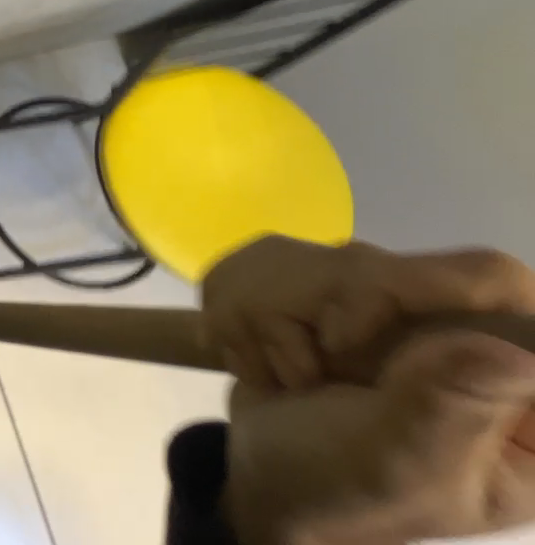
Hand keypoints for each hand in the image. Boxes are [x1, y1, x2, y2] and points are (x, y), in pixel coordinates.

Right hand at [203, 236, 534, 543]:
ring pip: (318, 256)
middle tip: (303, 368)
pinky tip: (257, 354)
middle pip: (385, 263)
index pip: (496, 285)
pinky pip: (267, 260)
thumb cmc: (340, 490)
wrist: (261, 483)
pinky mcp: (328, 299)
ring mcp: (387, 314)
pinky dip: (239, 306)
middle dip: (316, 309)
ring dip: (267, 311)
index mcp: (515, 392)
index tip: (344, 333)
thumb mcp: (399, 465)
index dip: (420, 287)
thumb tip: (507, 351)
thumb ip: (446, 409)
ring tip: (280, 371)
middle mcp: (457, 336)